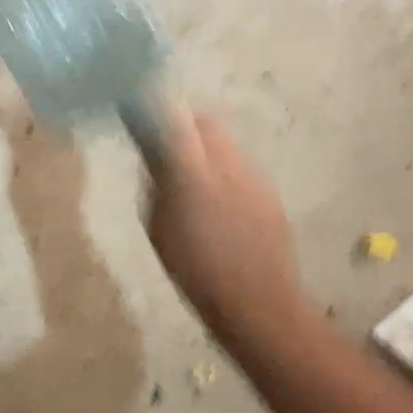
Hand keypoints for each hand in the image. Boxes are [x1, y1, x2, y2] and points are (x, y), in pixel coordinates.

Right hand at [145, 112, 308, 346]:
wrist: (257, 302)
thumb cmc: (193, 270)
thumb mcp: (157, 226)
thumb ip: (157, 183)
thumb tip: (155, 157)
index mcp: (192, 171)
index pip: (174, 119)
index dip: (156, 110)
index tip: (141, 112)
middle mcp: (227, 164)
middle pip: (205, 122)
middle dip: (184, 123)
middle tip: (165, 141)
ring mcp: (254, 177)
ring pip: (226, 142)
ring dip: (206, 147)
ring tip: (191, 173)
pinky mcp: (270, 193)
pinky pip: (241, 166)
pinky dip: (224, 169)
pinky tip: (217, 198)